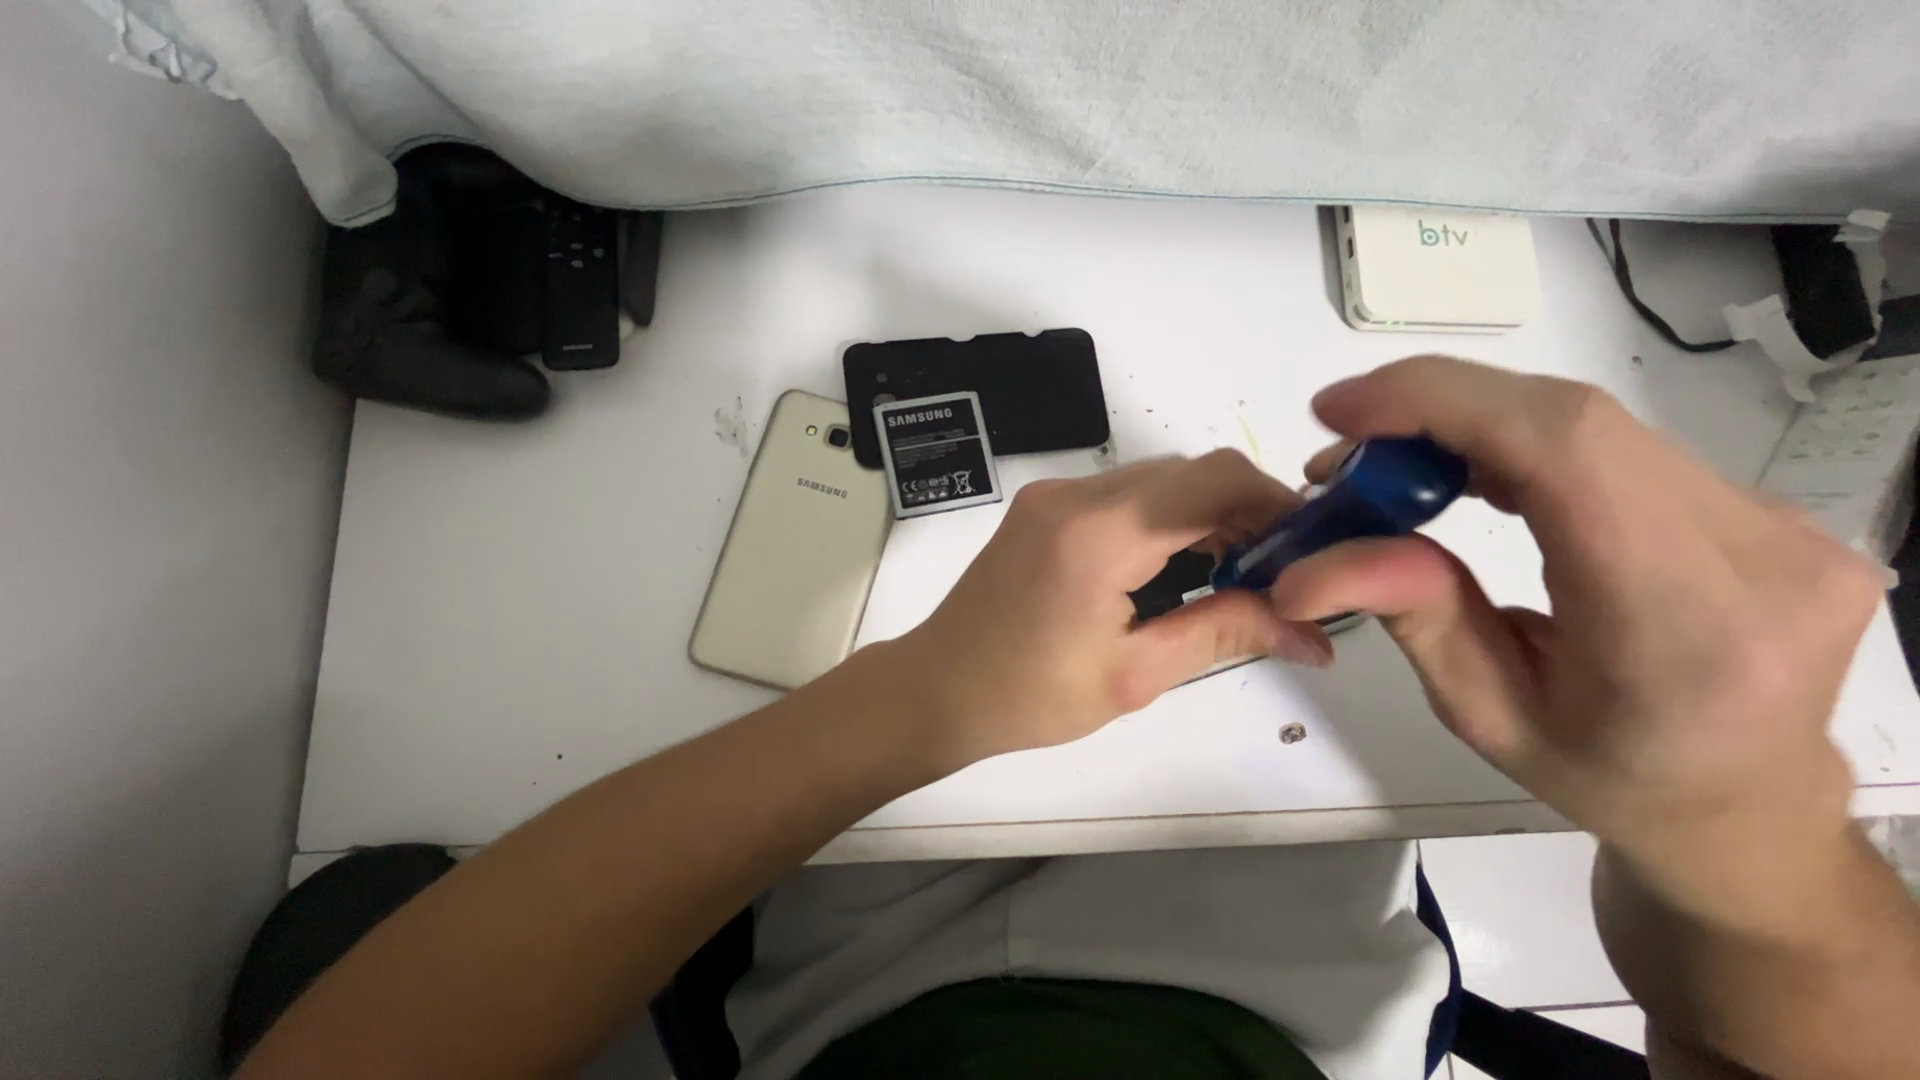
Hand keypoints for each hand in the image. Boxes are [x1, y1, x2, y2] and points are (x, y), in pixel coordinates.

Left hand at [895, 450, 1335, 769]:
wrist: (938, 687)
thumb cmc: (1030, 695)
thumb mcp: (1136, 674)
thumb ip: (1224, 633)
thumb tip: (1311, 633)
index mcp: (1100, 533)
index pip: (1215, 478)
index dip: (1275, 503)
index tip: (1308, 550)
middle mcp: (1076, 494)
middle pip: (1190, 473)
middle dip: (1244, 514)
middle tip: (1273, 576)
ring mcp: (1054, 494)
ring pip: (1159, 479)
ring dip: (1204, 516)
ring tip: (1229, 578)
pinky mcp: (1042, 505)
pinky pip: (1124, 493)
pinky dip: (1163, 519)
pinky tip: (1174, 570)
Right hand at [1269, 356, 1883, 902]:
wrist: (1742, 801)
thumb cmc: (1606, 777)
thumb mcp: (1484, 715)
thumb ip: (1414, 617)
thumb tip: (1307, 564)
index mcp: (1682, 622)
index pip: (1564, 449)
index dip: (1439, 402)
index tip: (1337, 412)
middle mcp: (1756, 552)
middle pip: (1570, 420)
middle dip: (1433, 412)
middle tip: (1344, 452)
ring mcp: (1775, 517)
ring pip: (1588, 422)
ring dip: (1467, 426)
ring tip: (1390, 469)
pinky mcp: (1757, 502)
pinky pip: (1613, 442)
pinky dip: (1515, 441)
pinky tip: (1466, 474)